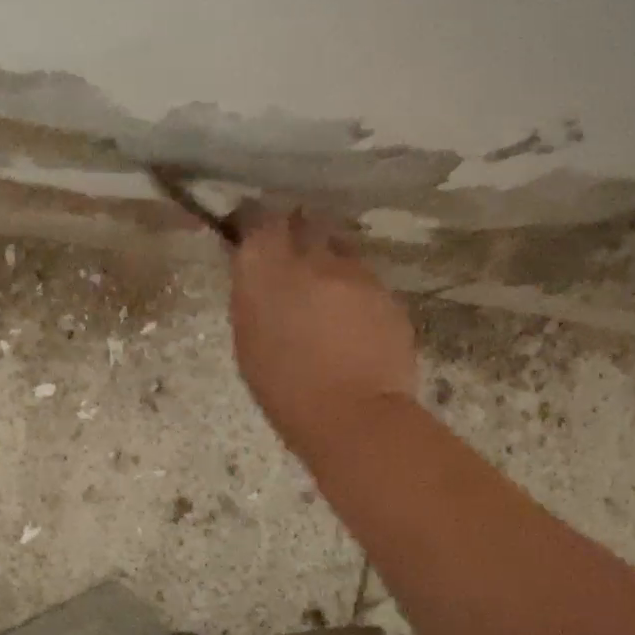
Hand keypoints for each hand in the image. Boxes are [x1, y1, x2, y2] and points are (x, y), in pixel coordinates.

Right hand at [228, 205, 418, 459]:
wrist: (351, 414)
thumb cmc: (283, 389)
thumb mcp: (249, 342)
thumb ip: (253, 298)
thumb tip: (257, 276)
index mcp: (264, 272)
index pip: (259, 220)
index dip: (257, 223)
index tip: (252, 231)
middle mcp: (310, 259)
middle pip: (303, 223)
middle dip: (296, 231)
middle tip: (289, 252)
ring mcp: (353, 271)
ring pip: (337, 247)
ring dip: (326, 259)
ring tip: (321, 288)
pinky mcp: (385, 290)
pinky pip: (362, 277)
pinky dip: (351, 287)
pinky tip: (348, 317)